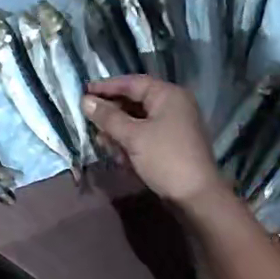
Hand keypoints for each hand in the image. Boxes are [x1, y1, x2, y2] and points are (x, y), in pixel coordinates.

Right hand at [84, 76, 226, 205]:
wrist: (195, 195)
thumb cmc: (165, 158)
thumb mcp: (133, 136)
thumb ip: (108, 117)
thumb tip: (85, 101)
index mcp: (168, 95)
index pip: (132, 83)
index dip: (107, 86)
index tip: (84, 91)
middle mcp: (173, 106)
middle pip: (135, 102)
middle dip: (111, 112)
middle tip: (88, 119)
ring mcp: (173, 126)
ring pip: (138, 121)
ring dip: (118, 130)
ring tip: (100, 140)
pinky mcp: (171, 145)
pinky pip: (145, 136)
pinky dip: (130, 142)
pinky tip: (117, 153)